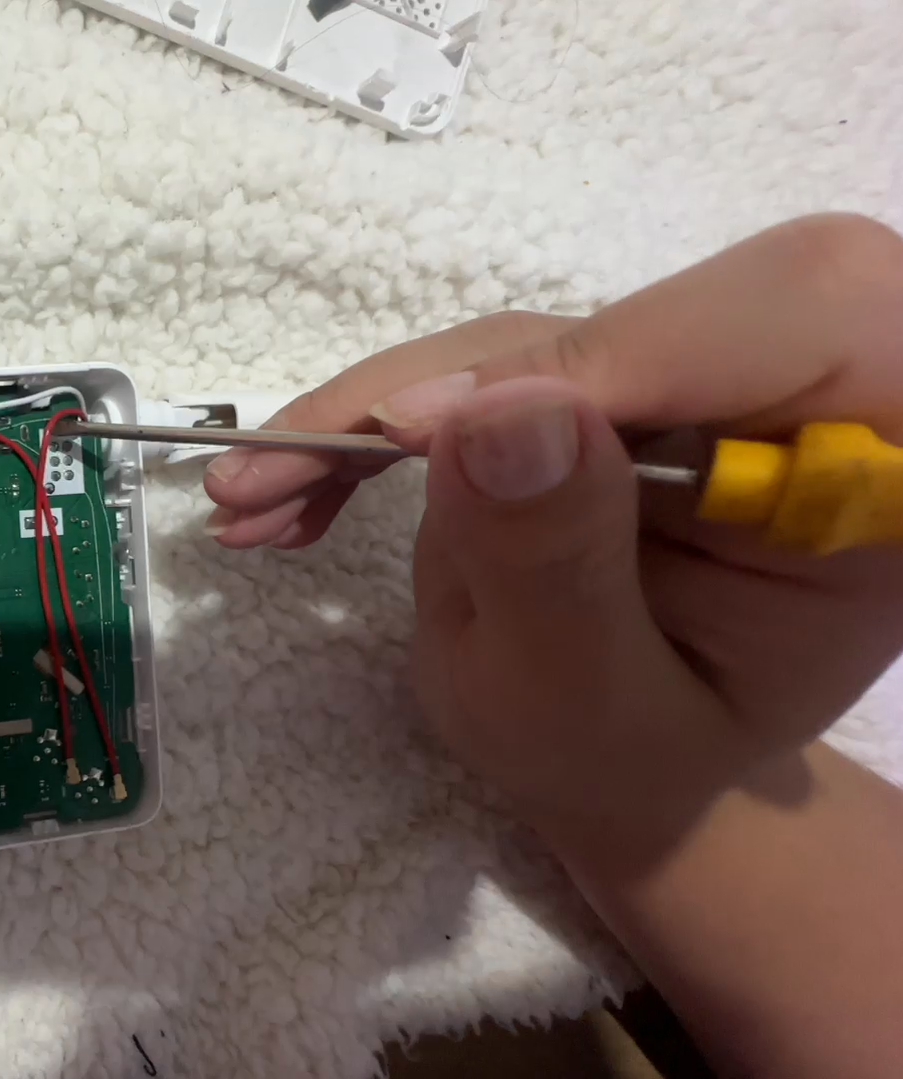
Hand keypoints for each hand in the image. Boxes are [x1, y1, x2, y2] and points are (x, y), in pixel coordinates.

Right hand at [203, 214, 902, 858]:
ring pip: (491, 351)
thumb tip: (488, 410)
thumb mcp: (574, 694)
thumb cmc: (612, 758)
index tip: (403, 436)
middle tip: (257, 482)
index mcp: (876, 471)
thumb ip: (549, 560)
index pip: (774, 327)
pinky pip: (453, 380)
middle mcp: (788, 397)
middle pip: (590, 328)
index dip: (582, 360)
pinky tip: (289, 491)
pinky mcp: (578, 395)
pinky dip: (354, 434)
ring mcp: (668, 388)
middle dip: (400, 401)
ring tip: (246, 502)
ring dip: (347, 425)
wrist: (605, 754)